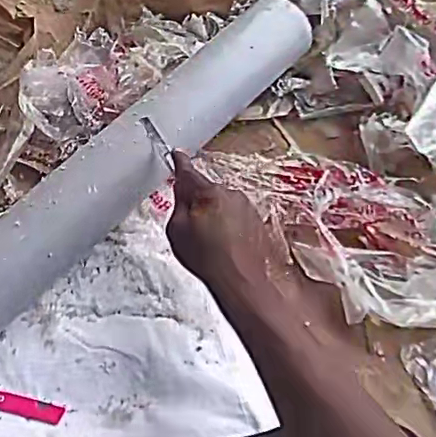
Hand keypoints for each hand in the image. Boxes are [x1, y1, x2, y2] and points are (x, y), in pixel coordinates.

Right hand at [166, 150, 293, 305]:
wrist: (245, 280)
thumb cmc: (211, 258)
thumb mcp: (177, 230)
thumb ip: (178, 205)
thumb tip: (181, 192)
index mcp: (207, 192)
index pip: (187, 171)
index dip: (179, 163)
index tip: (177, 156)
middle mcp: (229, 193)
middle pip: (206, 191)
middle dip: (197, 204)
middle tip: (190, 228)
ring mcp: (246, 206)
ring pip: (222, 205)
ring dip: (214, 217)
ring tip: (209, 244)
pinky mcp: (258, 220)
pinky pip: (236, 218)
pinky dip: (229, 228)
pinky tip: (224, 247)